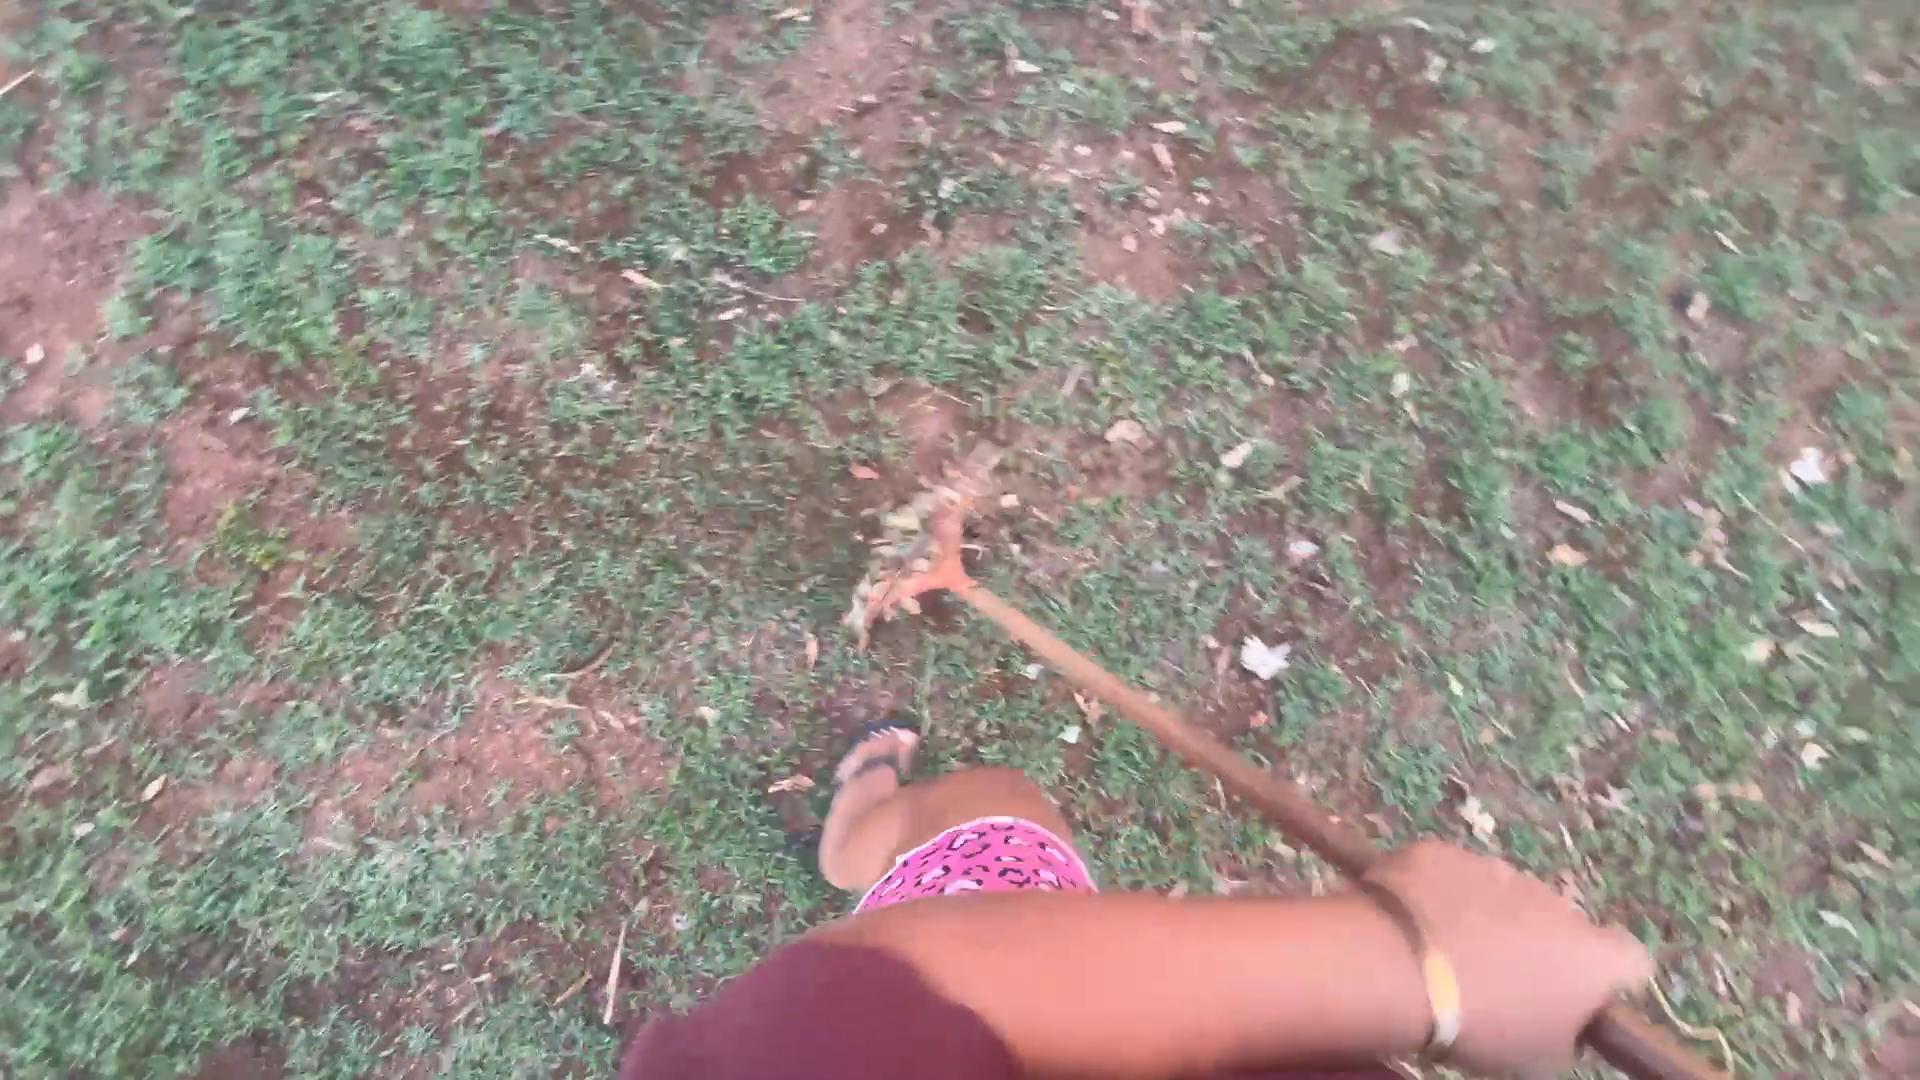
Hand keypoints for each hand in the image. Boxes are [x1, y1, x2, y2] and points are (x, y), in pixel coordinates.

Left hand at [1366, 841, 1653, 1074]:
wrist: (1394, 962)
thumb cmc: (1476, 1022)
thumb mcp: (1539, 1052)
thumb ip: (1564, 1022)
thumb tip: (1556, 1008)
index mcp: (1590, 955)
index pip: (1627, 956)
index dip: (1606, 973)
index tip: (1578, 988)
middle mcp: (1549, 899)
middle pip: (1556, 915)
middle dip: (1537, 935)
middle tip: (1498, 964)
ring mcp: (1490, 866)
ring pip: (1500, 887)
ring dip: (1485, 906)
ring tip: (1445, 936)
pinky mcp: (1438, 848)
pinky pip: (1449, 869)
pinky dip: (1437, 884)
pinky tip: (1411, 910)